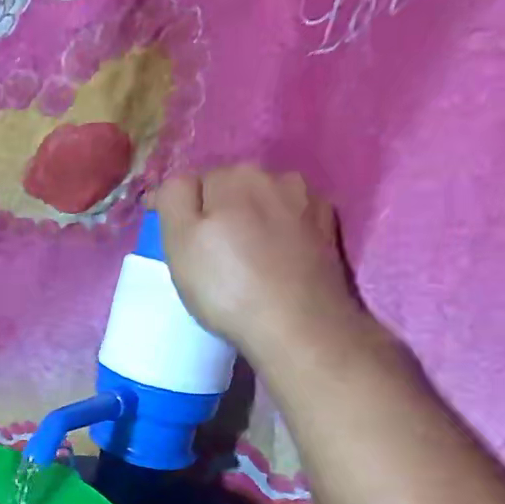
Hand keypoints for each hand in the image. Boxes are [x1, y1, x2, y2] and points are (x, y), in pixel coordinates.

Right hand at [151, 165, 369, 365]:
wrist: (300, 329)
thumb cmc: (229, 288)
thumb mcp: (180, 241)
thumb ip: (174, 197)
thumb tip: (181, 183)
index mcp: (233, 174)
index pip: (194, 182)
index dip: (182, 211)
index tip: (178, 242)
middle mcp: (275, 176)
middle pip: (233, 188)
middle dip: (220, 211)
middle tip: (212, 255)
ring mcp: (309, 203)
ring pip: (267, 202)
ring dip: (255, 219)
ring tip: (249, 258)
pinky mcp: (329, 231)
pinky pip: (295, 221)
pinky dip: (285, 232)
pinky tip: (281, 259)